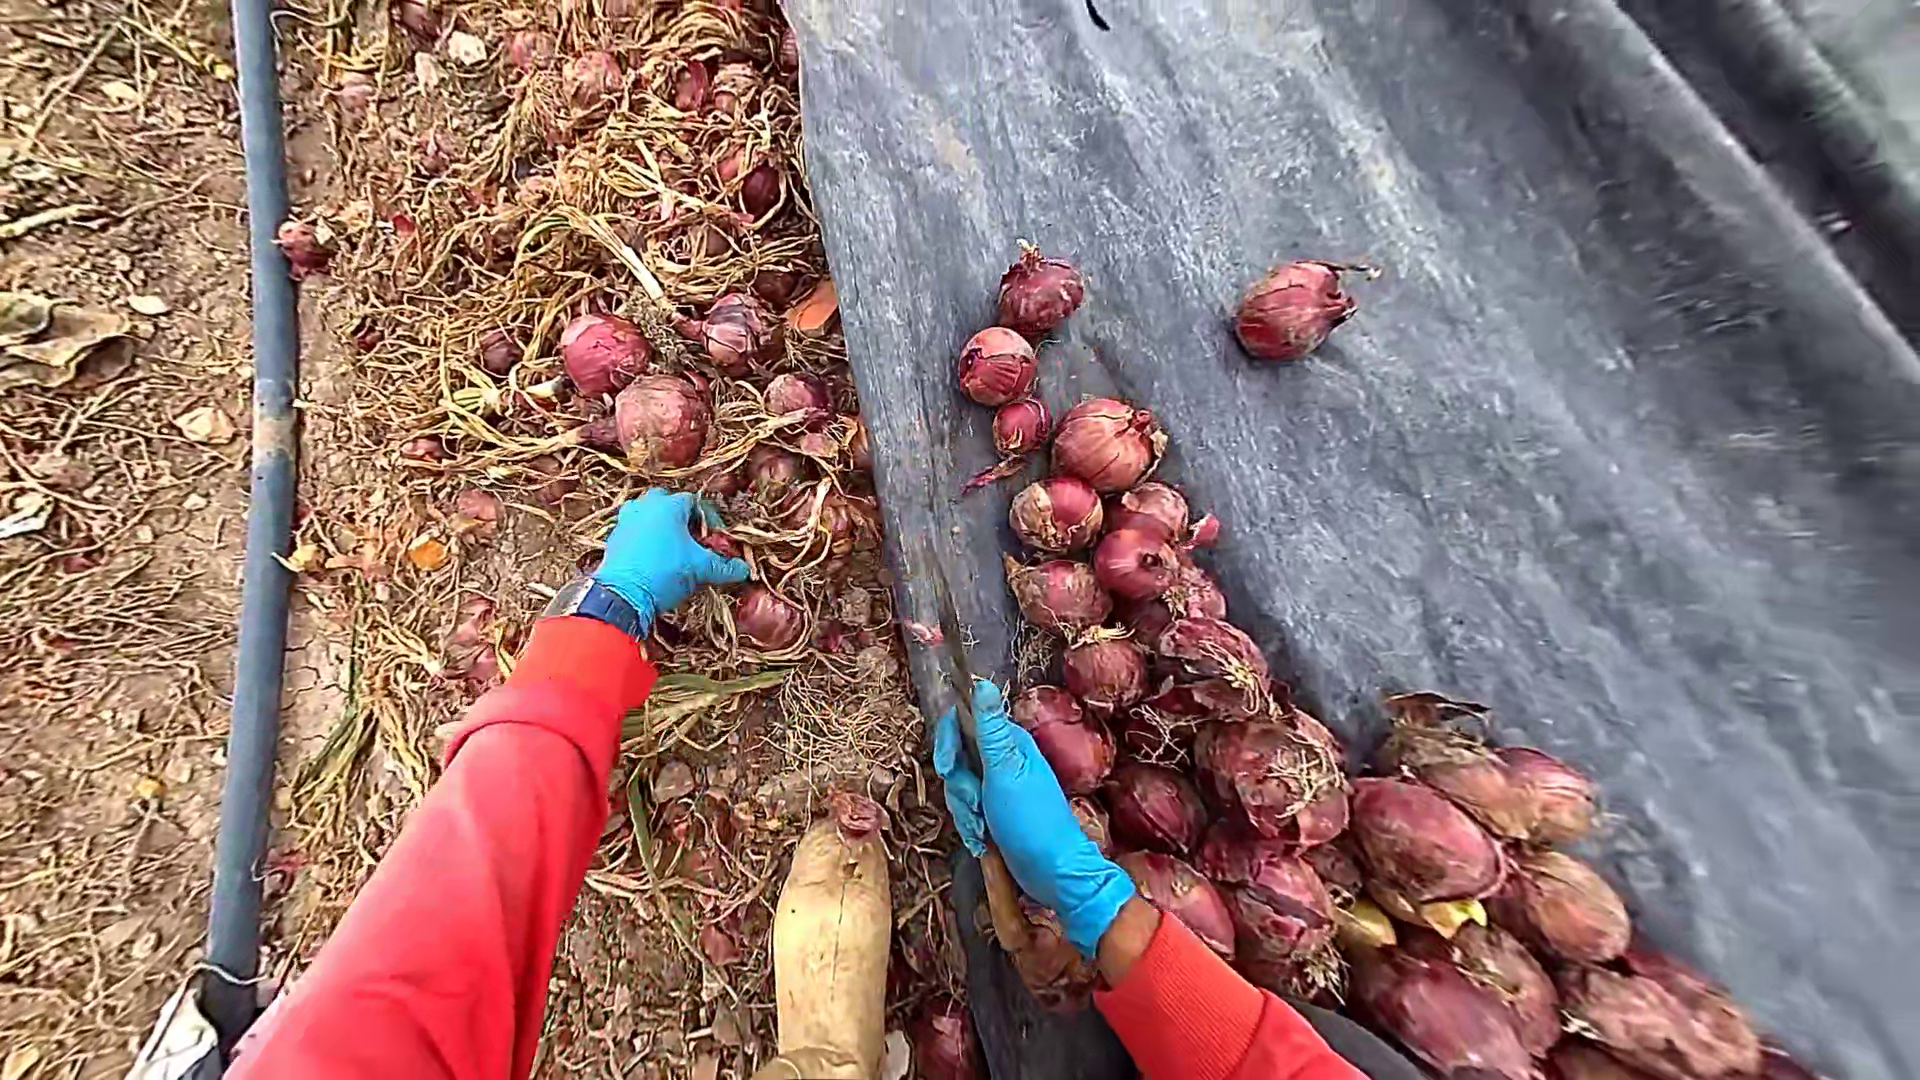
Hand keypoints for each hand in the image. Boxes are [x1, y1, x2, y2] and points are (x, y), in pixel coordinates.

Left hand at [592, 489, 750, 635]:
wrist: (622, 596)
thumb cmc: (665, 573)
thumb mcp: (702, 569)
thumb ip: (725, 567)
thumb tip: (744, 569)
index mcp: (668, 507)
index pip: (694, 502)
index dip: (709, 519)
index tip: (714, 537)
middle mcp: (645, 507)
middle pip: (667, 502)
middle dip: (682, 518)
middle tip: (693, 538)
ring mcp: (626, 522)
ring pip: (648, 514)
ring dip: (661, 526)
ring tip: (674, 546)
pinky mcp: (613, 539)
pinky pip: (634, 531)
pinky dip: (645, 539)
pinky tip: (655, 558)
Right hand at [933, 679, 1135, 956]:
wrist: (1053, 874)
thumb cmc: (1032, 820)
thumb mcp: (1005, 771)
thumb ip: (990, 728)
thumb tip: (982, 683)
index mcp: (1008, 741)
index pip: (963, 723)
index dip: (948, 742)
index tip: (947, 766)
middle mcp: (1002, 758)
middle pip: (957, 758)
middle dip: (959, 786)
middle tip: (975, 805)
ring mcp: (997, 785)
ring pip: (958, 786)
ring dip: (964, 810)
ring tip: (983, 828)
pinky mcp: (993, 810)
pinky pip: (966, 809)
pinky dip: (969, 825)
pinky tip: (982, 839)